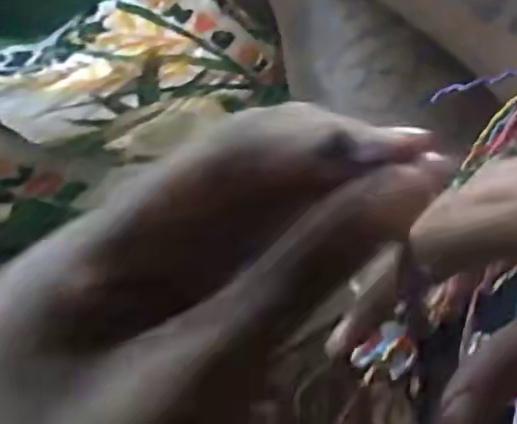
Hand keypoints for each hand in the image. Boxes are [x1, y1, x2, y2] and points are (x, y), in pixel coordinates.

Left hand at [0, 104, 448, 423]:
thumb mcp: (203, 378)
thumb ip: (307, 270)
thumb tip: (418, 179)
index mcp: (88, 251)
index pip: (226, 154)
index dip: (327, 138)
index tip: (414, 146)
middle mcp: (129, 238)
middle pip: (254, 163)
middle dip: (344, 157)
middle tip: (428, 164)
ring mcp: (167, 266)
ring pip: (275, 195)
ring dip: (351, 186)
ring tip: (423, 182)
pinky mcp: (202, 293)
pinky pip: (279, 237)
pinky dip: (336, 225)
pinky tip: (383, 218)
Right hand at [332, 140, 516, 423]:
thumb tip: (449, 408)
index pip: (423, 242)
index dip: (385, 291)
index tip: (357, 343)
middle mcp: (515, 180)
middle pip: (432, 219)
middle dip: (401, 274)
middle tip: (384, 335)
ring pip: (459, 200)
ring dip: (433, 248)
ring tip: (426, 309)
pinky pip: (488, 188)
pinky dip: (466, 226)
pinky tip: (479, 265)